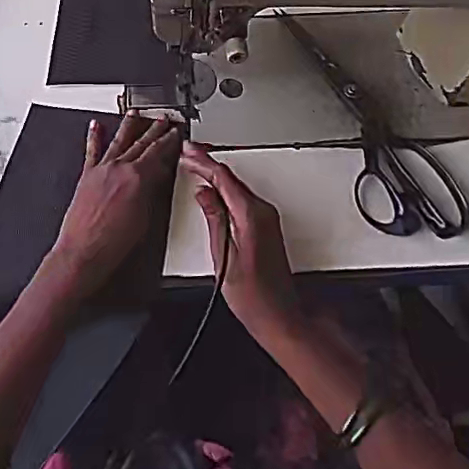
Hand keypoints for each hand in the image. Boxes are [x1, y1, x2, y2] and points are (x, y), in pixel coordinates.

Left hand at [45, 113, 180, 299]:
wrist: (84, 252)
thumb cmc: (114, 243)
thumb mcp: (146, 217)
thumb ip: (152, 191)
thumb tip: (156, 177)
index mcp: (138, 178)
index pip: (158, 152)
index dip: (169, 140)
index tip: (175, 132)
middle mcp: (120, 168)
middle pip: (141, 143)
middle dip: (155, 130)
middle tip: (163, 119)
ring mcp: (102, 170)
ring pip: (119, 140)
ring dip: (129, 126)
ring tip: (134, 113)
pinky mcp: (87, 175)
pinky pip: (92, 151)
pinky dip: (94, 137)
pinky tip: (96, 126)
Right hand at [179, 143, 299, 338]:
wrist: (280, 315)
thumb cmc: (254, 296)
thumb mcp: (224, 257)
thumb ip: (214, 220)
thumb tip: (204, 194)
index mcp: (251, 216)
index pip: (223, 178)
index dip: (203, 162)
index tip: (188, 153)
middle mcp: (262, 211)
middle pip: (231, 178)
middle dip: (208, 163)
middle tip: (188, 153)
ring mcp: (266, 217)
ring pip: (236, 185)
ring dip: (216, 174)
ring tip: (195, 164)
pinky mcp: (265, 224)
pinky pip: (242, 196)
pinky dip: (225, 187)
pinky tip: (213, 187)